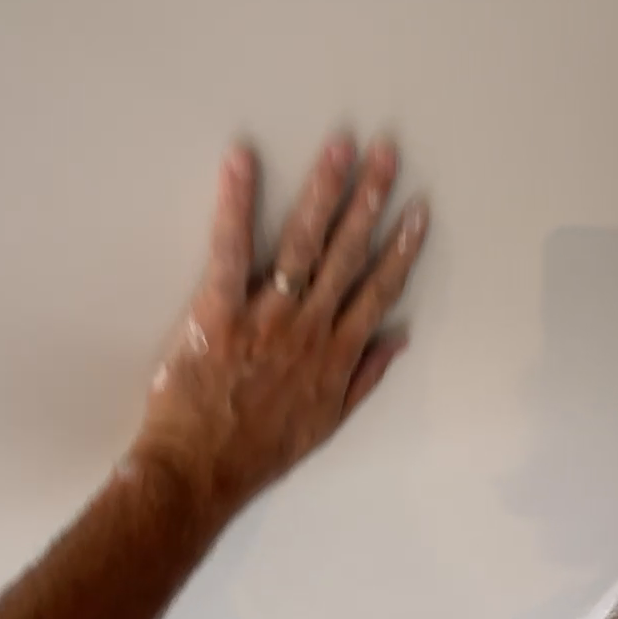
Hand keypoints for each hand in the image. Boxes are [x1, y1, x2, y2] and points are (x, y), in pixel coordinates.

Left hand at [132, 133, 426, 510]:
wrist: (201, 471)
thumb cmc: (263, 450)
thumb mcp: (329, 423)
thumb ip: (366, 377)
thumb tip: (400, 338)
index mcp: (337, 355)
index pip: (378, 291)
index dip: (400, 249)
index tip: (417, 212)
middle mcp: (311, 329)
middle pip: (346, 255)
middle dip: (369, 201)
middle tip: (386, 153)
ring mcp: (267, 318)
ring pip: (302, 245)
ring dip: (324, 192)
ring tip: (340, 147)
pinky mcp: (218, 312)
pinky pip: (229, 250)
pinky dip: (236, 204)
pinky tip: (241, 161)